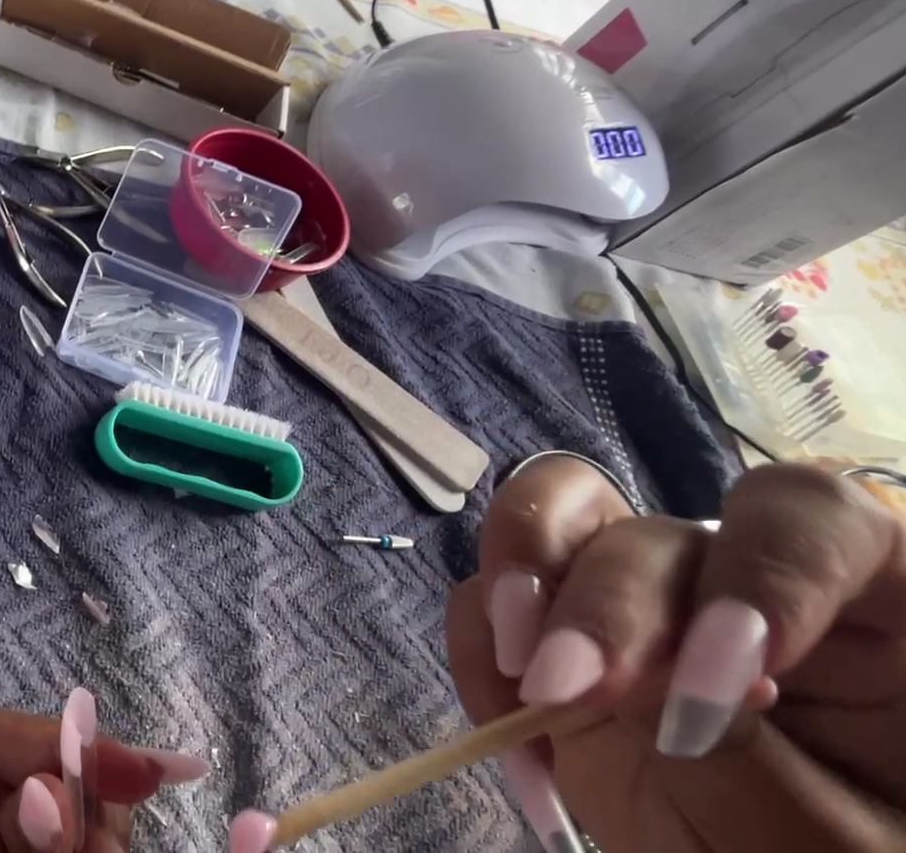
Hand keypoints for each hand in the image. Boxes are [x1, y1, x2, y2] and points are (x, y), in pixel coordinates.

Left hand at [0, 692, 208, 852]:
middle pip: (18, 767)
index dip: (60, 744)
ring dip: (82, 829)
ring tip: (107, 847)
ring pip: (37, 806)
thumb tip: (62, 796)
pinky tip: (95, 844)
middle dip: (80, 795)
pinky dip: (69, 847)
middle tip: (127, 828)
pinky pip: (29, 841)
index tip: (141, 768)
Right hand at [227, 458, 905, 852]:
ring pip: (552, 522)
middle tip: (571, 688)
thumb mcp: (827, 841)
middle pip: (653, 530)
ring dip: (518, 583)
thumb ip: (747, 752)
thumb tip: (647, 680)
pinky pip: (485, 600)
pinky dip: (480, 659)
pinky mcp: (548, 633)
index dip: (766, 571)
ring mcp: (628, 603)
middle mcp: (731, 585)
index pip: (811, 518)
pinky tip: (514, 742)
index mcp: (858, 614)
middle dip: (604, 605)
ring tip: (522, 678)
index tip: (735, 683)